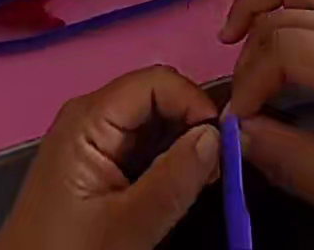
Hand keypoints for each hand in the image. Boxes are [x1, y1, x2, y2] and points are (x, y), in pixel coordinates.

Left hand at [0, 66, 218, 249]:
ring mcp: (94, 137)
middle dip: (193, 121)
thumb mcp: (123, 231)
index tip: (222, 139)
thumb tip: (217, 136)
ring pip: (155, 119)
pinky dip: (169, 157)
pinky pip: (144, 142)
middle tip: (219, 162)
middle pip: (159, 95)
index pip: (158, 81)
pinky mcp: (98, 161)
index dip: (194, 101)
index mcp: (90, 117)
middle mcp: (92, 115)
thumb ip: (173, 182)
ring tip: (206, 175)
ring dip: (184, 140)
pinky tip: (183, 182)